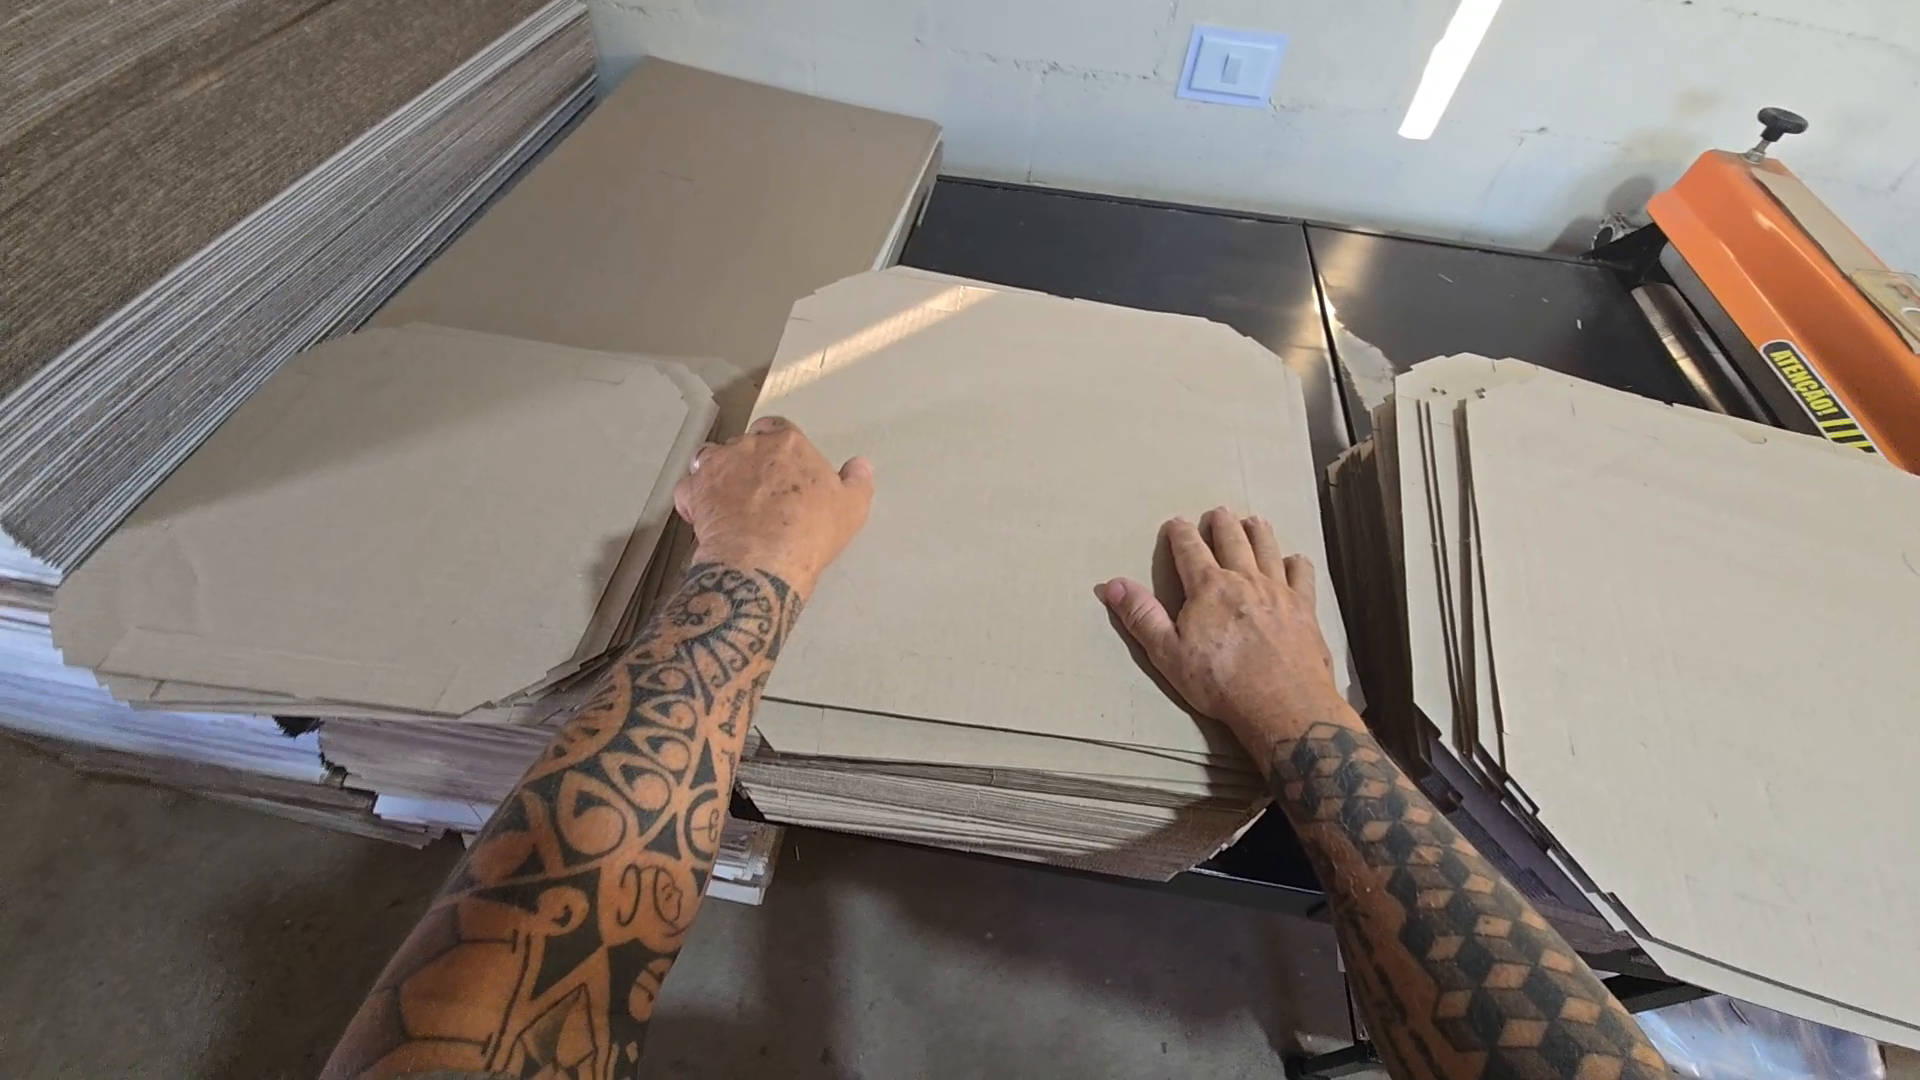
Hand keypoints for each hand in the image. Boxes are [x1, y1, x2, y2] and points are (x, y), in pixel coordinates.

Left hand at [673, 417, 873, 597]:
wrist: (763, 561)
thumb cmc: (810, 532)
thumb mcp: (852, 508)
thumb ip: (857, 481)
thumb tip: (861, 465)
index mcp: (788, 442)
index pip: (778, 427)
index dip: (778, 444)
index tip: (784, 465)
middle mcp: (749, 446)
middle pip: (745, 442)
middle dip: (750, 460)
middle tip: (761, 489)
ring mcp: (717, 467)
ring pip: (710, 457)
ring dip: (718, 471)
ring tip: (730, 496)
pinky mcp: (694, 492)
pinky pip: (689, 488)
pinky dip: (695, 498)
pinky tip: (705, 514)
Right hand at [1098, 507, 1352, 771]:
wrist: (1283, 705)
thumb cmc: (1220, 682)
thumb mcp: (1168, 653)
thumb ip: (1142, 616)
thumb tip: (1113, 584)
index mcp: (1209, 588)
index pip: (1190, 550)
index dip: (1181, 534)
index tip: (1177, 522)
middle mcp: (1245, 580)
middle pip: (1233, 541)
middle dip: (1223, 524)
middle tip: (1219, 512)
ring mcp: (1279, 592)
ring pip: (1267, 550)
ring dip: (1259, 533)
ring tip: (1254, 521)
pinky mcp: (1305, 610)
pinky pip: (1302, 577)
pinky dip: (1296, 564)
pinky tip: (1294, 560)